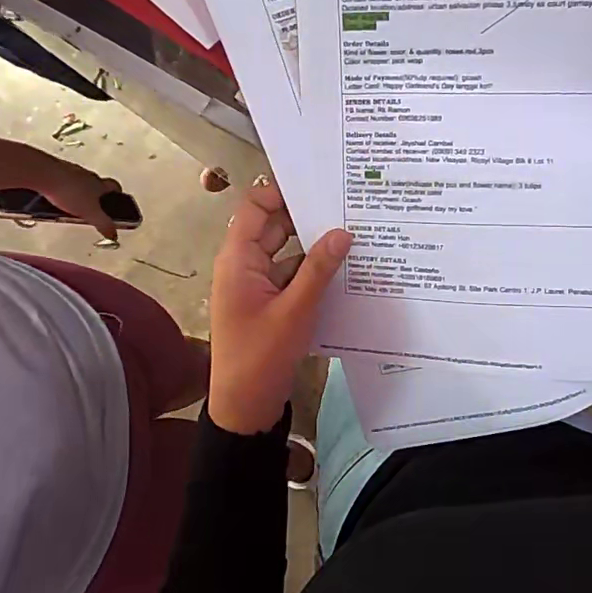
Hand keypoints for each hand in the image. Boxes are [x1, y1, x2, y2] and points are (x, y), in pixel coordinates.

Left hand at [33, 157, 123, 240]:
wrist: (45, 175)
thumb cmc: (69, 190)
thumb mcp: (90, 213)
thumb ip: (104, 224)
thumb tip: (114, 234)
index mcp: (101, 185)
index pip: (115, 187)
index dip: (118, 195)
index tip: (118, 200)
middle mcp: (88, 176)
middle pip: (97, 185)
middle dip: (96, 195)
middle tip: (93, 207)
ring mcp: (72, 173)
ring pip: (79, 183)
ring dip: (78, 193)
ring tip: (72, 207)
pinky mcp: (56, 173)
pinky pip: (63, 183)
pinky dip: (62, 191)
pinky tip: (56, 202)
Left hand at [208, 178, 351, 433]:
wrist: (244, 406)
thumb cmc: (261, 355)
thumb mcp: (295, 310)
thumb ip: (319, 269)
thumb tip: (343, 231)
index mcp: (238, 259)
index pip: (255, 207)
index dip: (281, 192)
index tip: (319, 185)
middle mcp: (244, 265)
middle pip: (275, 228)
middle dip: (306, 217)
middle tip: (346, 205)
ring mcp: (257, 285)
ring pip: (286, 253)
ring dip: (313, 247)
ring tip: (353, 233)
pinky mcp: (269, 303)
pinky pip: (291, 276)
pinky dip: (312, 272)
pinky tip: (343, 269)